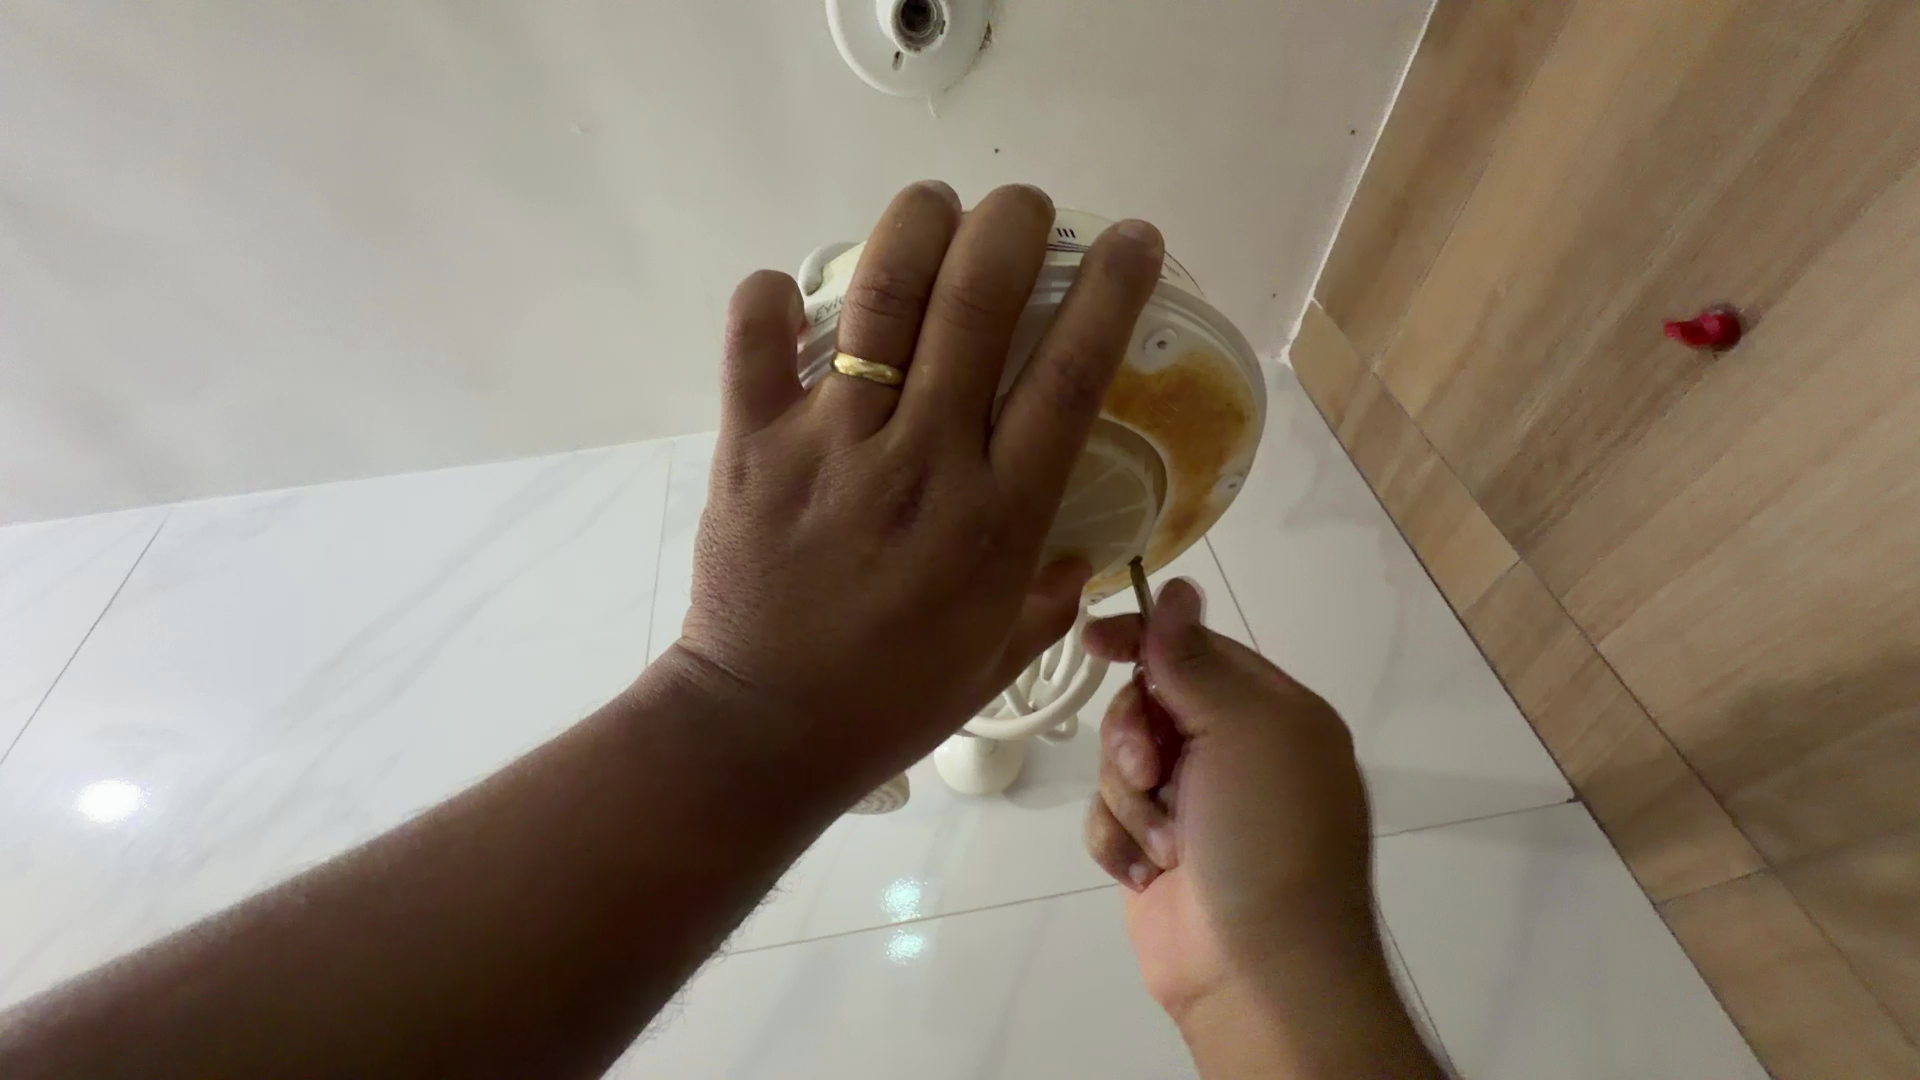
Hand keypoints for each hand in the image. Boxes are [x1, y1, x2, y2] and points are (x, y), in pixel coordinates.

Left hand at [668, 182, 1164, 797]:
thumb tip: (1074, 553)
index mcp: (996, 517)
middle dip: (1011, 228)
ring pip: (879, 300)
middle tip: (1022, 207)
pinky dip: (768, 301)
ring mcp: (832, 448)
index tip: (1130, 239)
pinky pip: (754, 344)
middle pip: (977, 305)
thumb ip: (1048, 598)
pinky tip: (784, 293)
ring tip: (933, 207)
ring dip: (914, 230)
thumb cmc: (893, 699)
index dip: (1108, 293)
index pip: (1068, 377)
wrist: (767, 729)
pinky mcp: (751, 449)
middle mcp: (923, 463)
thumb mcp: (998, 658)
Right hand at [1082, 578, 1377, 1022]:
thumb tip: (1178, 584)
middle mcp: (1231, 750)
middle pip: (1145, 702)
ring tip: (1165, 840)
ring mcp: (1191, 801)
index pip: (1191, 648)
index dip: (1141, 638)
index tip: (1092, 640)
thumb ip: (1195, 659)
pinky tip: (1148, 871)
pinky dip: (1120, 839)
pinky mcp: (1155, 846)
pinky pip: (1108, 813)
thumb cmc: (1264, 836)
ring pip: (1118, 759)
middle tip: (1149, 770)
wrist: (1258, 977)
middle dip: (1133, 735)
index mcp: (1267, 714)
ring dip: (1131, 798)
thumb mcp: (1242, 731)